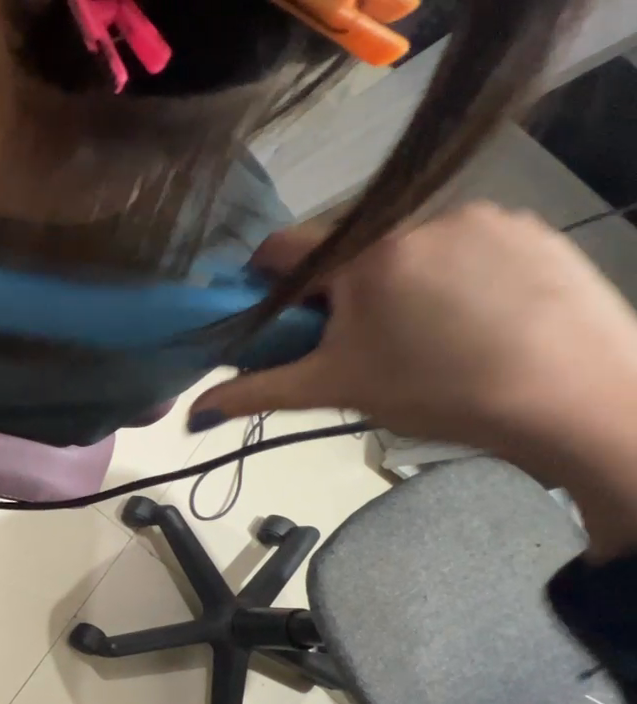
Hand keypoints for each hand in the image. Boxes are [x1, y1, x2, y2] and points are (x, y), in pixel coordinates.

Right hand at [191, 203, 636, 557]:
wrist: (580, 398)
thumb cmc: (438, 390)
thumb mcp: (334, 389)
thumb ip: (256, 392)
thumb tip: (192, 415)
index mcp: (366, 253)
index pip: (284, 246)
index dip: (264, 280)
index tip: (276, 318)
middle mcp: (422, 219)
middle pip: (347, 249)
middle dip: (336, 289)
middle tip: (351, 340)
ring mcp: (487, 219)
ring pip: (407, 247)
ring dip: (394, 282)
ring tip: (418, 335)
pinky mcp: (534, 232)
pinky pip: (464, 246)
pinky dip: (451, 277)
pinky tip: (469, 321)